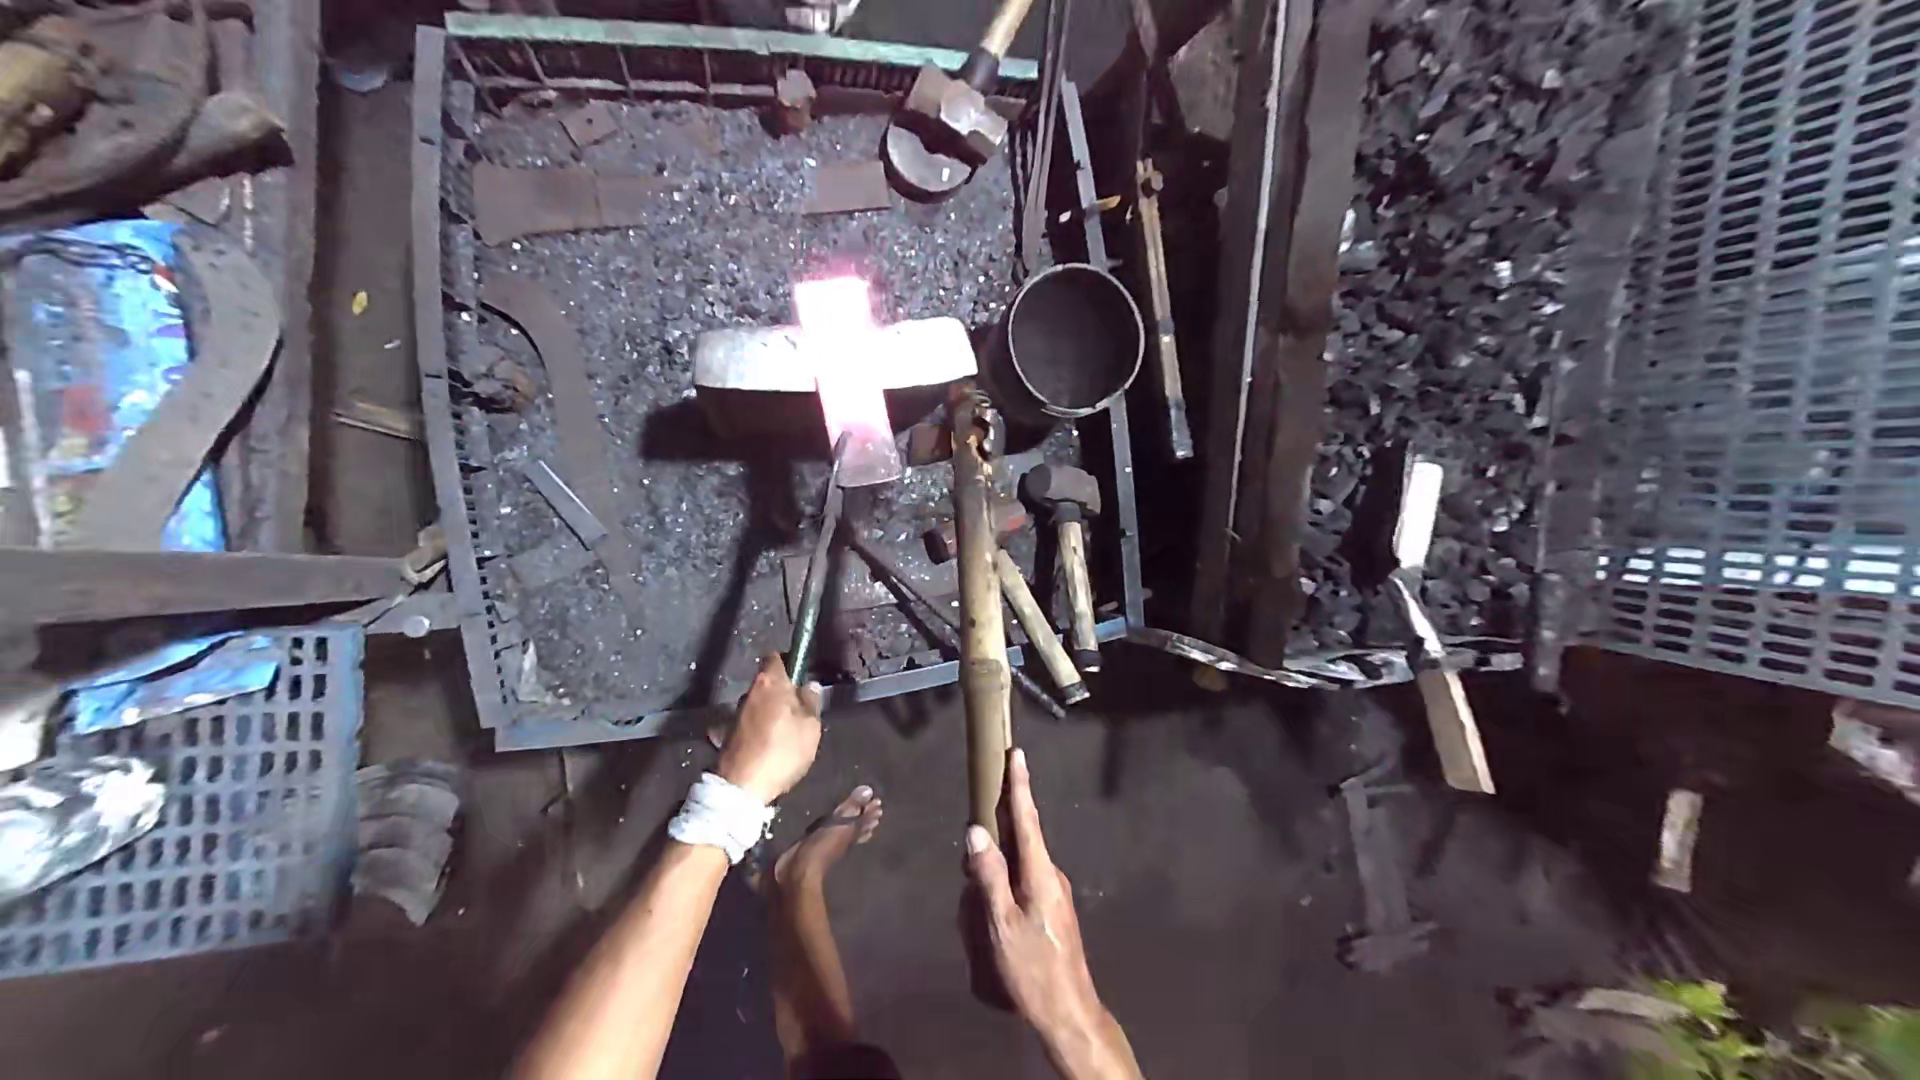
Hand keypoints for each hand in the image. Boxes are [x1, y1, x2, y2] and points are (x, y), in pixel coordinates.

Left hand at [716, 654, 821, 802]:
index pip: (774, 657)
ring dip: (767, 711)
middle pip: (765, 683)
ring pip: (756, 705)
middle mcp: (747, 693)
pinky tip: (764, 745)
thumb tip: (808, 685)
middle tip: (797, 708)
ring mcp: (733, 715)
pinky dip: (755, 730)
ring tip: (782, 731)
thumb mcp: (810, 726)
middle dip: (779, 691)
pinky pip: (746, 725)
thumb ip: (811, 702)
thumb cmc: (782, 750)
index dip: (787, 661)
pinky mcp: (725, 736)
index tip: (799, 672)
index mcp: (770, 683)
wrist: (743, 788)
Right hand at [965, 749, 1142, 1079]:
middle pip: (1024, 834)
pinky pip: (1025, 877)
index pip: (1028, 818)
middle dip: (1003, 817)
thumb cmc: (1034, 969)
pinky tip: (993, 898)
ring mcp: (1055, 891)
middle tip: (981, 808)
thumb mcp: (1003, 925)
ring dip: (1002, 853)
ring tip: (976, 873)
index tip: (1017, 753)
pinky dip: (1007, 874)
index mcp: (1041, 873)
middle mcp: (1052, 874)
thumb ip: (989, 876)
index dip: (1020, 785)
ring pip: (1022, 859)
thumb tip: (975, 831)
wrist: (1070, 1013)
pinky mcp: (1053, 906)